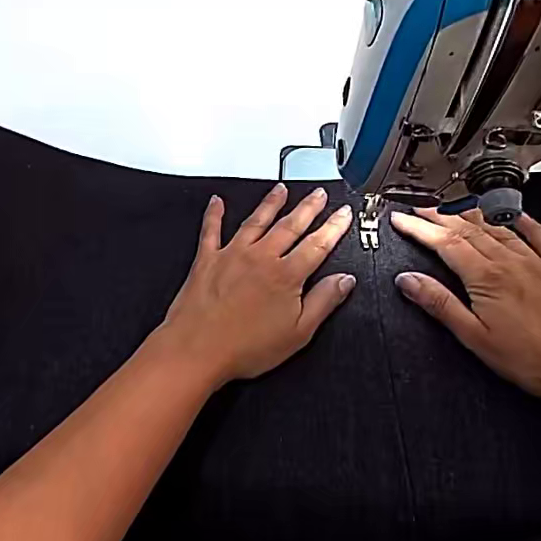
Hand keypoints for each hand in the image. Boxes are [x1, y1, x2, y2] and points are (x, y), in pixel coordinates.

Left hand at [149, 184, 355, 388]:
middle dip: (308, 207)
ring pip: (257, 221)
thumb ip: (324, 302)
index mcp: (286, 276)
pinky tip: (217, 202)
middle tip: (319, 194)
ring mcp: (233, 255)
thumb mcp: (297, 333)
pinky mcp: (207, 260)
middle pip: (290, 225)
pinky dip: (215, 214)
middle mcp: (261, 258)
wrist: (197, 351)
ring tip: (281, 190)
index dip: (334, 226)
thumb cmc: (245, 347)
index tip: (343, 214)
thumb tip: (344, 281)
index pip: (318, 244)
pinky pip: (211, 230)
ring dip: (271, 203)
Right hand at [391, 208, 540, 409]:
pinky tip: (515, 216)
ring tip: (456, 210)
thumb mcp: (478, 340)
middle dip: (441, 217)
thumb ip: (441, 305)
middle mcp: (514, 264)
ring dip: (474, 216)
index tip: (403, 220)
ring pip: (500, 230)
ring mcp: (540, 264)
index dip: (420, 228)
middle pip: (469, 230)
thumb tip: (409, 281)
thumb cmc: (540, 363)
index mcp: (489, 279)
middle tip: (422, 211)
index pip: (444, 243)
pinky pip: (540, 237)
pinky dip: (523, 222)